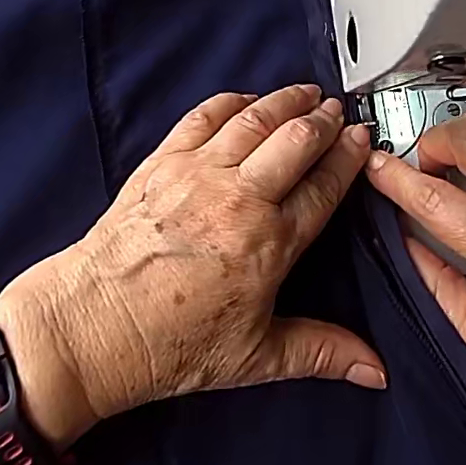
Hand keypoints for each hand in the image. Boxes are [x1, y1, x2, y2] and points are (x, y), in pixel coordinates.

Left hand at [0, 84, 385, 447]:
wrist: (94, 322)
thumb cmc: (166, 342)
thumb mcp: (255, 357)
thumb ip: (320, 352)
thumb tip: (372, 370)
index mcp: (269, 243)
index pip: (323, 187)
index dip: (348, 158)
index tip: (360, 142)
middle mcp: (236, 198)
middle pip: (295, 140)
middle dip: (324, 121)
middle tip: (338, 113)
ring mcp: (196, 174)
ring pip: (252, 120)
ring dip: (284, 101)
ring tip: (304, 94)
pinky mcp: (160, 164)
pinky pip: (200, 118)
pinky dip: (227, 102)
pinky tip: (242, 100)